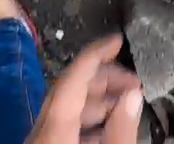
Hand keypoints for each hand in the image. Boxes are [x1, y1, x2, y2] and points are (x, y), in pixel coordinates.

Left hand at [27, 34, 145, 143]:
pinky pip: (64, 127)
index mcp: (53, 127)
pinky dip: (87, 120)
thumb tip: (133, 96)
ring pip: (67, 109)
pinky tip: (109, 126)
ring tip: (126, 102)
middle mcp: (40, 130)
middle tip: (132, 80)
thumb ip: (120, 129)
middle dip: (104, 78)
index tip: (118, 39)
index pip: (74, 74)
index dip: (97, 51)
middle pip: (71, 89)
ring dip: (98, 100)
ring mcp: (40, 141)